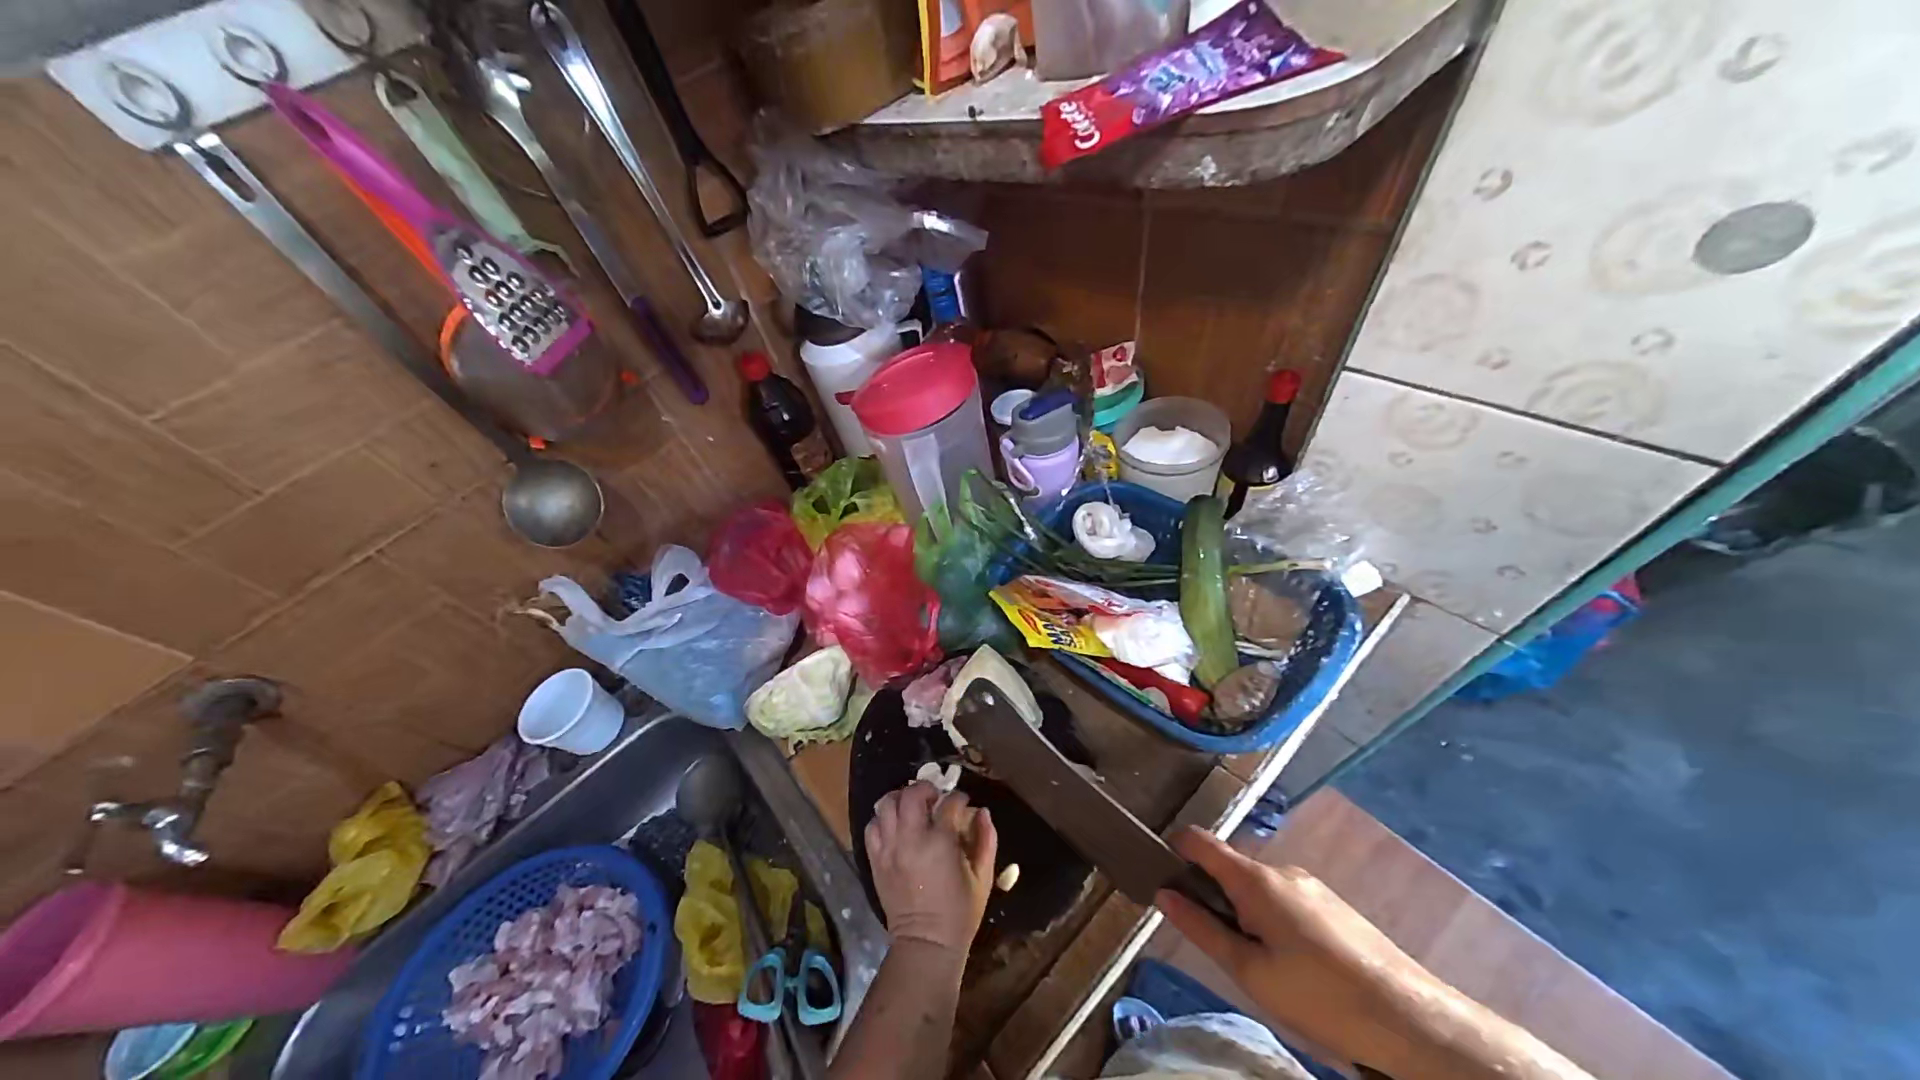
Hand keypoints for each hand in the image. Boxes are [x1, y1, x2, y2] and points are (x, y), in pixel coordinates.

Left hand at [865, 781, 997, 953]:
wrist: (926, 944)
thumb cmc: (960, 913)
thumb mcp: (983, 877)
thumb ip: (986, 840)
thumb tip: (982, 812)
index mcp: (940, 842)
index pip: (949, 803)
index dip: (959, 798)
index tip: (963, 803)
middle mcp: (911, 839)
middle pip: (911, 794)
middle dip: (925, 788)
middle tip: (934, 797)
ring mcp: (889, 848)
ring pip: (886, 804)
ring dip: (900, 798)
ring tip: (912, 806)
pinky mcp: (875, 860)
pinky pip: (872, 826)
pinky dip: (882, 819)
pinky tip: (895, 825)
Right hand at [1154, 828, 1426, 1062]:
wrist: (1412, 1020)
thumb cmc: (1318, 995)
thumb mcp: (1249, 972)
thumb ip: (1202, 929)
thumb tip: (1163, 894)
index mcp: (1254, 879)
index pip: (1198, 841)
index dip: (1174, 851)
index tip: (1162, 879)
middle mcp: (1281, 870)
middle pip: (1229, 868)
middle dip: (1213, 896)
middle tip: (1218, 946)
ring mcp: (1311, 886)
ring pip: (1259, 888)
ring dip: (1245, 913)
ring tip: (1260, 965)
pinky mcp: (1333, 906)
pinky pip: (1286, 901)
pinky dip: (1273, 921)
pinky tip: (1294, 966)